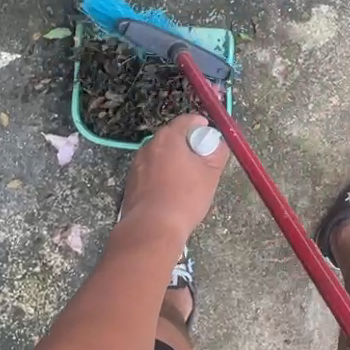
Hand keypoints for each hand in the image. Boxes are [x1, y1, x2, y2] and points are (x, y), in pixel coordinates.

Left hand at [116, 114, 228, 239]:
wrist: (151, 228)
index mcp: (168, 138)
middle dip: (188, 145)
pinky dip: (162, 176)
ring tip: (187, 181)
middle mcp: (149, 146)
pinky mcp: (131, 183)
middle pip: (172, 137)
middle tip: (202, 161)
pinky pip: (151, 172)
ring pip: (161, 156)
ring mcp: (137, 165)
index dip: (201, 125)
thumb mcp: (211, 174)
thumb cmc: (184, 197)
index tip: (209, 136)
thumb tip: (219, 144)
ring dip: (174, 161)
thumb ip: (218, 153)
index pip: (186, 120)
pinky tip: (172, 193)